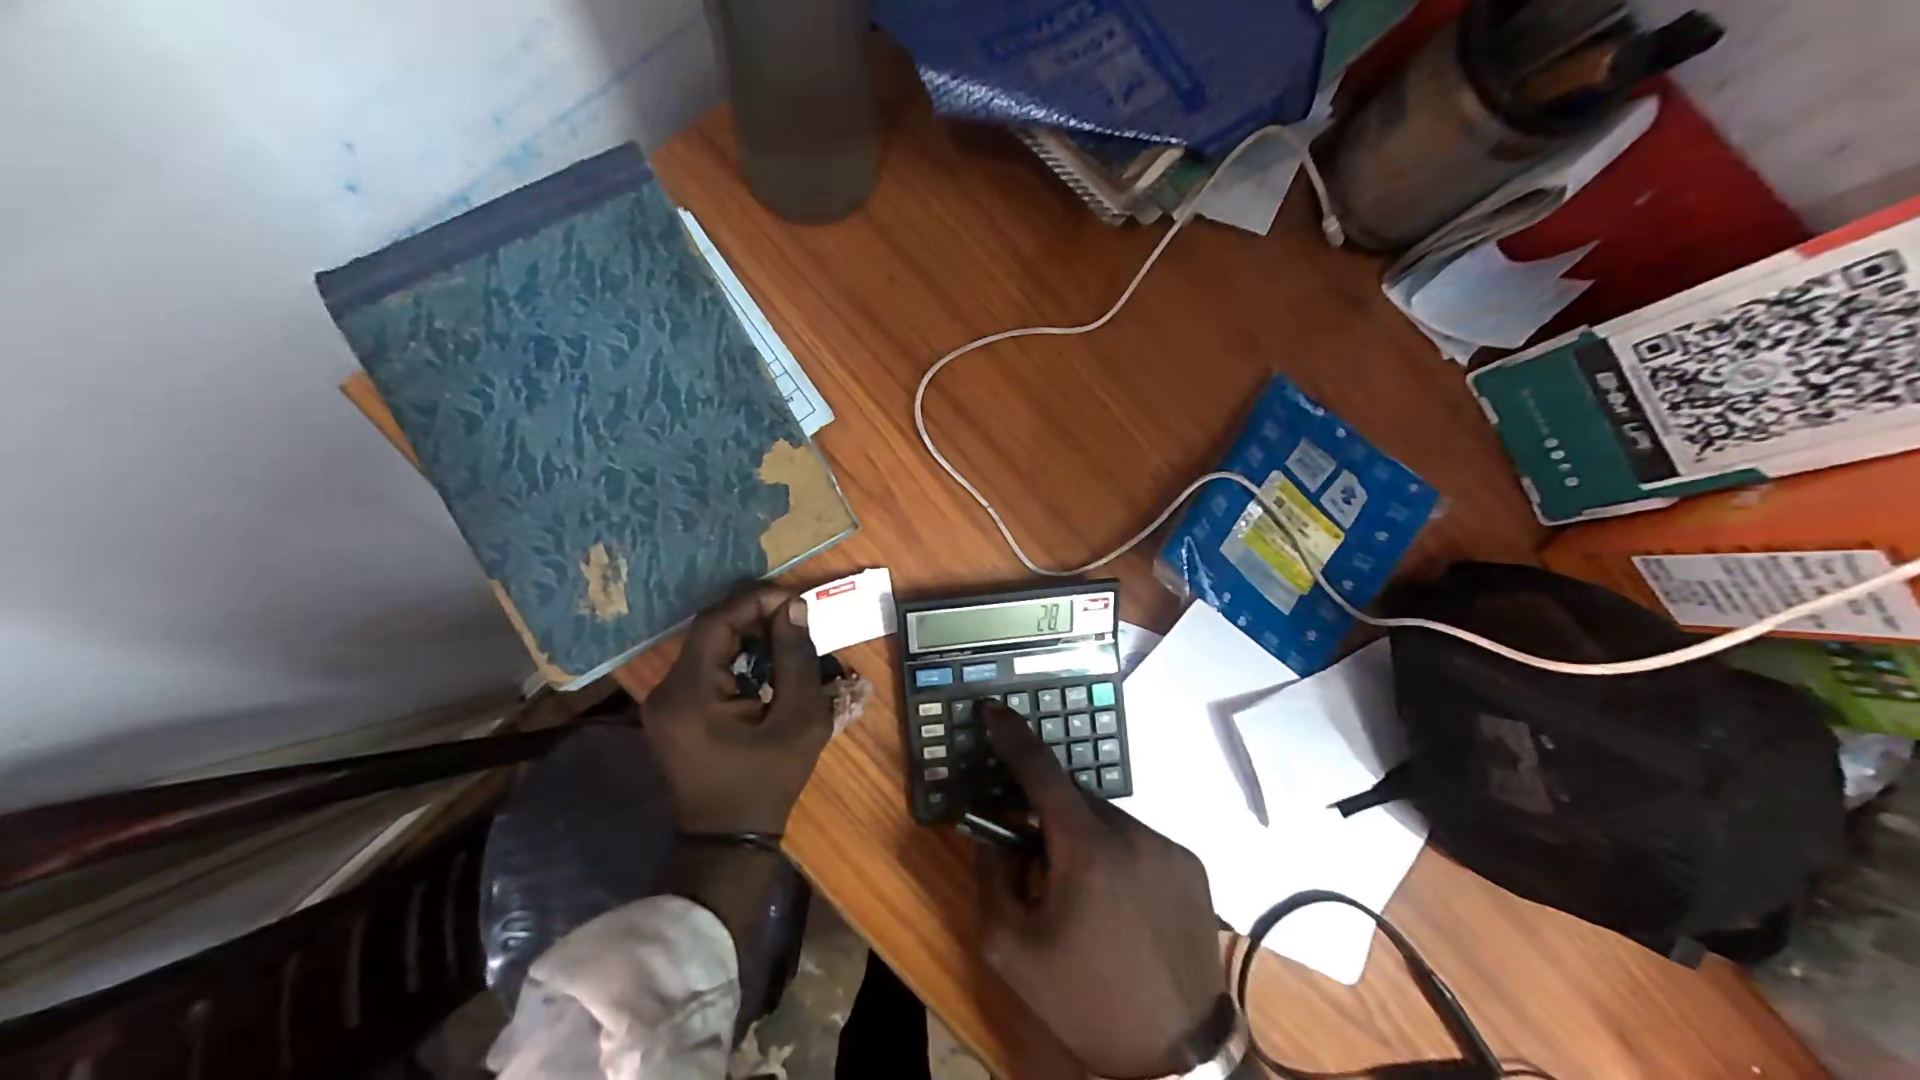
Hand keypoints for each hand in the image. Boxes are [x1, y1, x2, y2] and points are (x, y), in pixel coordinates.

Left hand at [642, 588, 829, 833]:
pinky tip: (764, 662)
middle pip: (708, 631)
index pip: (715, 622)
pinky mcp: (671, 710)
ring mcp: (664, 702)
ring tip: (786, 636)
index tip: (793, 601)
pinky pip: (704, 667)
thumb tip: (794, 609)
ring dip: (745, 635)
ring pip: (706, 647)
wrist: (729, 840)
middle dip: (753, 617)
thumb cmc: (768, 782)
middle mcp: (666, 690)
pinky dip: (735, 656)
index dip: (754, 601)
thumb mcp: (799, 720)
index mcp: (690, 693)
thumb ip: (797, 659)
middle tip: (795, 617)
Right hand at [976, 703, 1224, 1079]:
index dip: (1013, 736)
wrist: (1178, 1053)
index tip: (994, 709)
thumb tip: (992, 834)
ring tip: (1082, 893)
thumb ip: (991, 878)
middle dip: (1046, 815)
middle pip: (1073, 799)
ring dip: (1083, 837)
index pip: (1041, 772)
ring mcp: (1168, 847)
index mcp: (1087, 849)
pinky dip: (1116, 853)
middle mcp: (1133, 833)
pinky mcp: (1192, 865)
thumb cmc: (1085, 1000)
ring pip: (1107, 820)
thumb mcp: (1012, 948)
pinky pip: (1139, 841)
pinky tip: (1118, 903)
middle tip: (1033, 857)